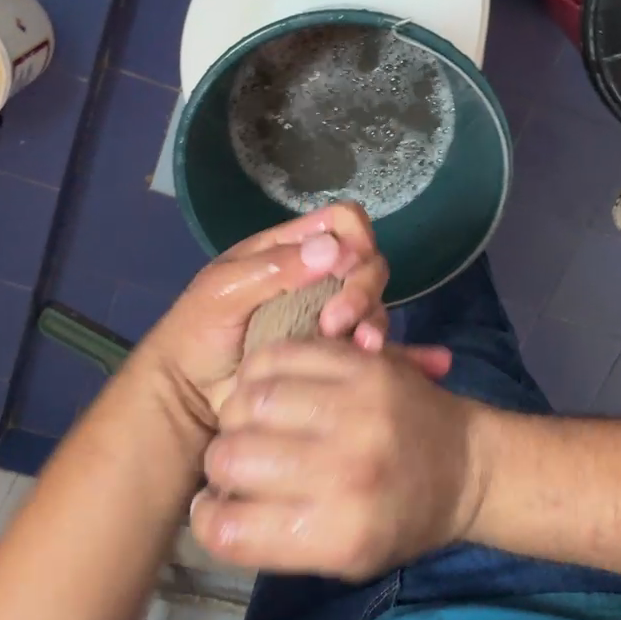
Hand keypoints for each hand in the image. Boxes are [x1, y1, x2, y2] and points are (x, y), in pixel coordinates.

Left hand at [141, 205, 391, 428]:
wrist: (189, 396)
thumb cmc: (198, 331)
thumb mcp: (224, 290)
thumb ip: (274, 268)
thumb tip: (333, 249)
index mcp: (292, 251)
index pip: (344, 223)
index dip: (354, 236)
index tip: (344, 265)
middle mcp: (320, 279)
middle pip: (368, 264)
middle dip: (362, 288)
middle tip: (337, 323)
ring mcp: (331, 319)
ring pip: (376, 307)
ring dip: (374, 323)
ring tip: (359, 350)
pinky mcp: (337, 360)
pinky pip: (379, 352)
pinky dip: (408, 357)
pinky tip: (430, 366)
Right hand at [191, 341, 486, 581]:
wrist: (466, 464)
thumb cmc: (401, 519)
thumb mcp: (344, 557)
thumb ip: (275, 538)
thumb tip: (213, 509)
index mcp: (340, 533)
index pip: (229, 530)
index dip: (207, 519)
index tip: (215, 509)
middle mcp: (346, 470)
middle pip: (232, 457)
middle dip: (220, 463)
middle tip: (235, 461)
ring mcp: (357, 408)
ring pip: (250, 399)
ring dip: (237, 412)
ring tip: (249, 421)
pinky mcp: (365, 364)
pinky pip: (283, 355)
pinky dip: (261, 370)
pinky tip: (267, 386)